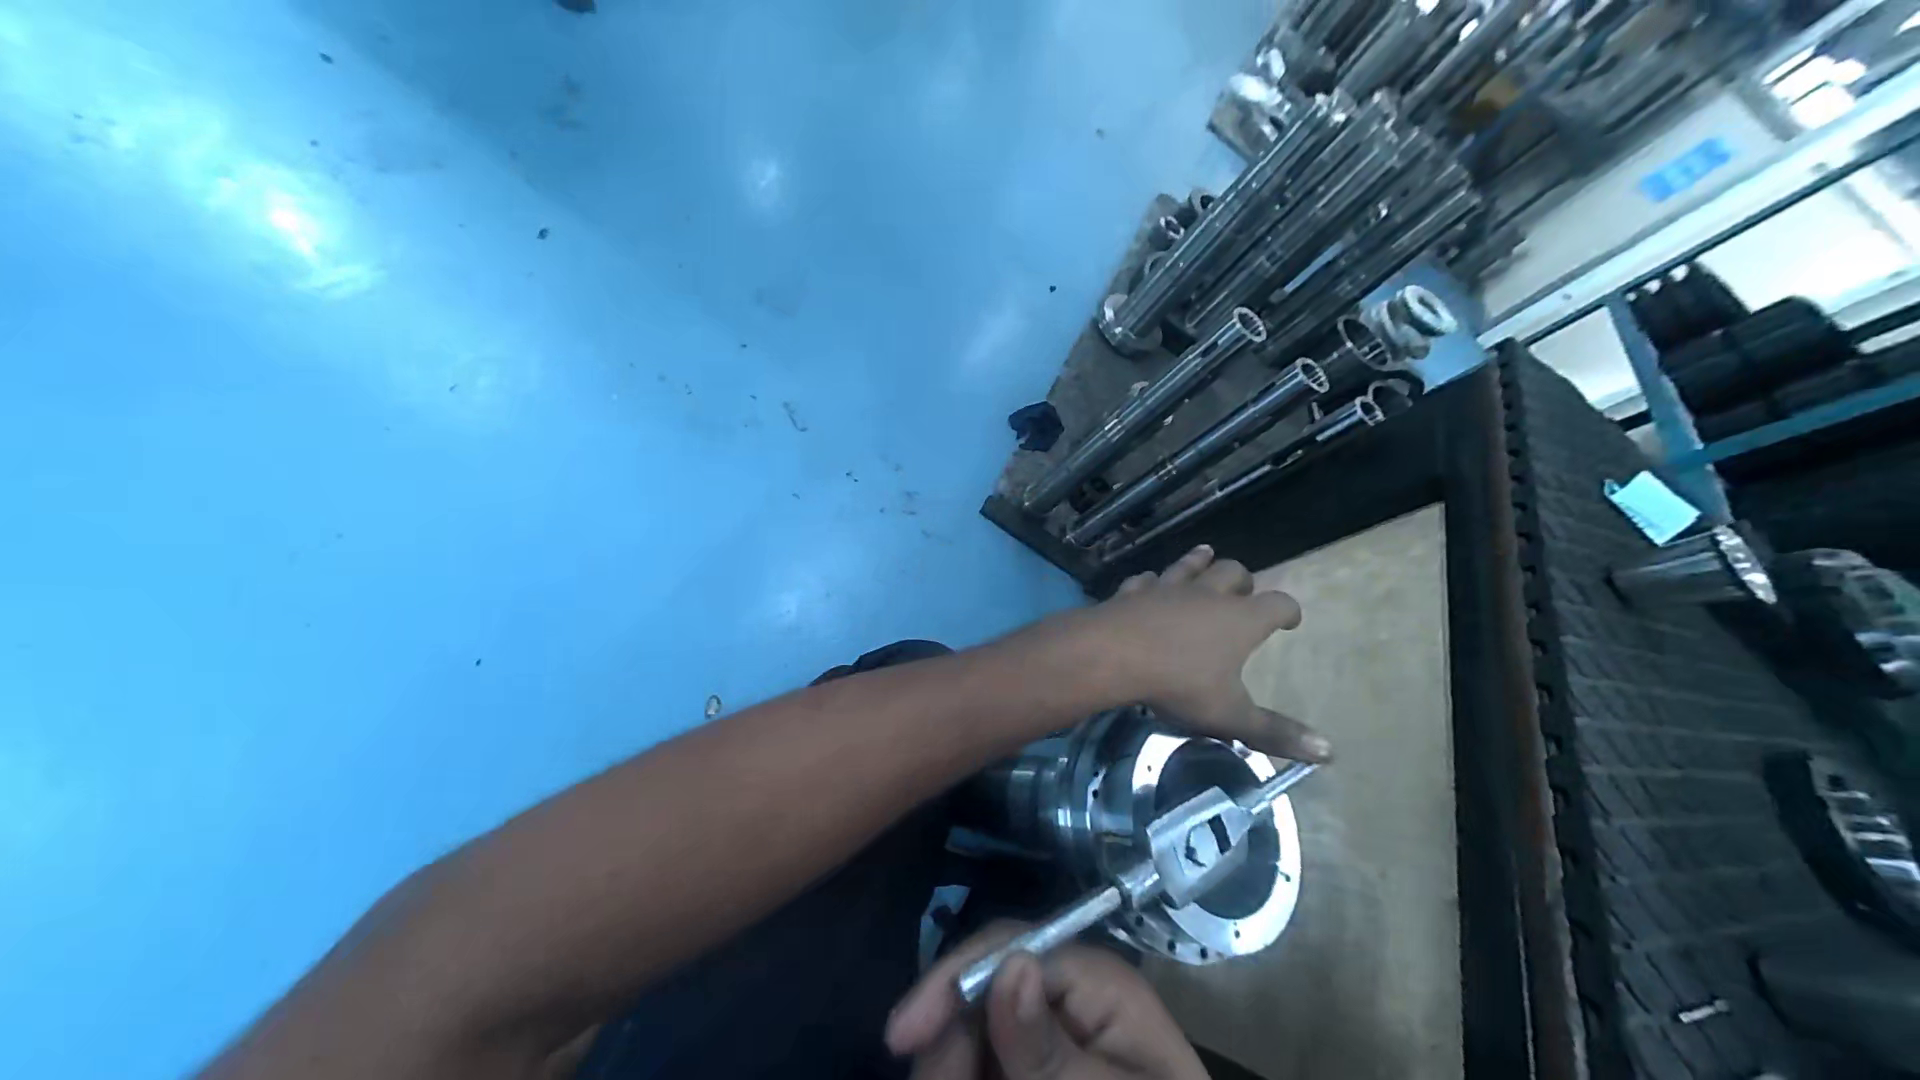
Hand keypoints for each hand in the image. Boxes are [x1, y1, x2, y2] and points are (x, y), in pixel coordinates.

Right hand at [885, 923, 1207, 1079]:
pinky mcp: (1035, 1052)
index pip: (1008, 945)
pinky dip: (969, 1068)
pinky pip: (985, 1053)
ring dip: (952, 1061)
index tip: (901, 1036)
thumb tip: (1010, 966)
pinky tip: (967, 1077)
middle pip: (979, 987)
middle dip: (947, 1039)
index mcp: (1093, 977)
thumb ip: (1051, 1048)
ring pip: (972, 1026)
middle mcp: (1064, 987)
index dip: (950, 980)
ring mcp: (1047, 1023)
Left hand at [1036, 545, 1330, 762]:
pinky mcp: (1132, 592)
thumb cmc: (1178, 684)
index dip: (1288, 610)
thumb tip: (1330, 753)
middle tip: (1245, 590)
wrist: (1112, 655)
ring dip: (1199, 561)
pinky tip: (1148, 580)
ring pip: (1189, 565)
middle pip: (1232, 573)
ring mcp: (1167, 588)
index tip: (1291, 619)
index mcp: (1240, 620)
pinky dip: (1151, 580)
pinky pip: (1145, 579)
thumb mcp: (1230, 715)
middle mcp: (1207, 595)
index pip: (1277, 604)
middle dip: (1243, 580)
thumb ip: (1275, 733)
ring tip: (1206, 553)